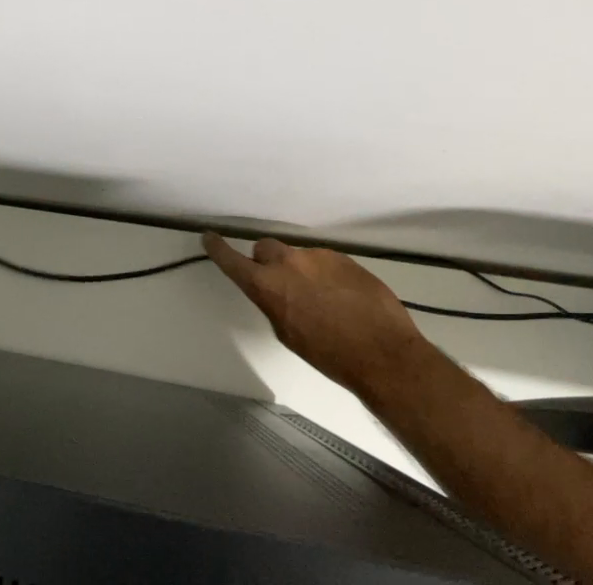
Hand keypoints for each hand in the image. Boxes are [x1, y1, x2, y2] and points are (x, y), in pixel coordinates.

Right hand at [202, 233, 425, 394]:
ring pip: (298, 257)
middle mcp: (288, 263)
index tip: (209, 238)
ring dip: (301, 272)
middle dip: (267, 262)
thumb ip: (274, 304)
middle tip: (281, 285)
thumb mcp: (287, 333)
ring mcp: (318, 257)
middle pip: (265, 248)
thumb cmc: (329, 354)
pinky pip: (324, 262)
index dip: (218, 249)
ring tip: (322, 300)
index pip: (233, 261)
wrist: (383, 353)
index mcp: (267, 286)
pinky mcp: (344, 258)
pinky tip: (343, 298)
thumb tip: (278, 292)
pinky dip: (326, 276)